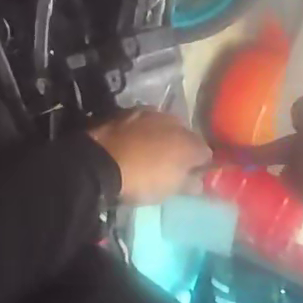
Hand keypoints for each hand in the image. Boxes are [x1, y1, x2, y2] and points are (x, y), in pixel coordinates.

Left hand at [88, 109, 212, 205]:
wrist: (98, 162)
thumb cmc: (141, 179)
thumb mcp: (169, 189)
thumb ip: (189, 182)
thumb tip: (199, 181)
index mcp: (188, 140)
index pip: (204, 151)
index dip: (200, 165)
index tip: (191, 176)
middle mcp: (171, 120)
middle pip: (182, 134)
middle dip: (178, 147)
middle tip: (168, 165)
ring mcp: (144, 114)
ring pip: (159, 126)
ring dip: (157, 137)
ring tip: (146, 154)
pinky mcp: (120, 113)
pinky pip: (136, 125)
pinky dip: (136, 134)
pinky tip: (128, 145)